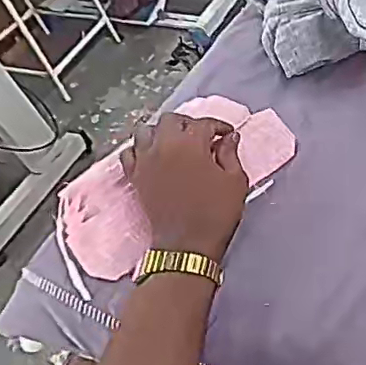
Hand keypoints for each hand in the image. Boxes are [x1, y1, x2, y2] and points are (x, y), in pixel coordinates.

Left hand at [122, 113, 248, 262]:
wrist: (187, 244)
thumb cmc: (215, 214)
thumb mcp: (236, 181)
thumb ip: (230, 154)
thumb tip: (229, 139)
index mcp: (190, 144)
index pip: (203, 123)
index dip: (218, 126)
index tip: (227, 134)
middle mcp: (163, 146)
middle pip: (171, 120)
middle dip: (189, 124)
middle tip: (203, 136)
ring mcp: (145, 161)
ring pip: (146, 131)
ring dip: (162, 132)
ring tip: (176, 142)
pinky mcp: (135, 177)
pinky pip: (130, 152)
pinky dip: (141, 148)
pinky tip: (153, 156)